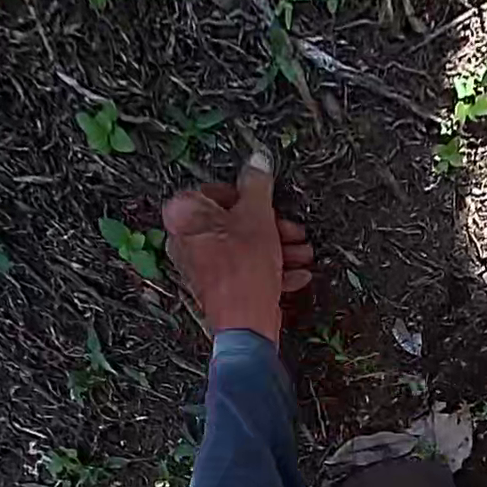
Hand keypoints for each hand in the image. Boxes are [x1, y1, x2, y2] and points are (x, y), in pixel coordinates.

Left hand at [162, 151, 313, 344]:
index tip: (267, 203)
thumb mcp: (257, 218)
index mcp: (185, 216)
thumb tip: (258, 161)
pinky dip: (270, 271)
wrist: (245, 325)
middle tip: (292, 231)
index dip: (247, 197)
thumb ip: (257, 186)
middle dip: (271, 228)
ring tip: (302, 254)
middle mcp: (186, 242)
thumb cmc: (243, 273)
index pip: (214, 191)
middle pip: (234, 223)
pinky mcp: (219, 290)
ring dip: (277, 250)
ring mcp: (202, 269)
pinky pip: (245, 272)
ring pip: (243, 249)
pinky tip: (295, 275)